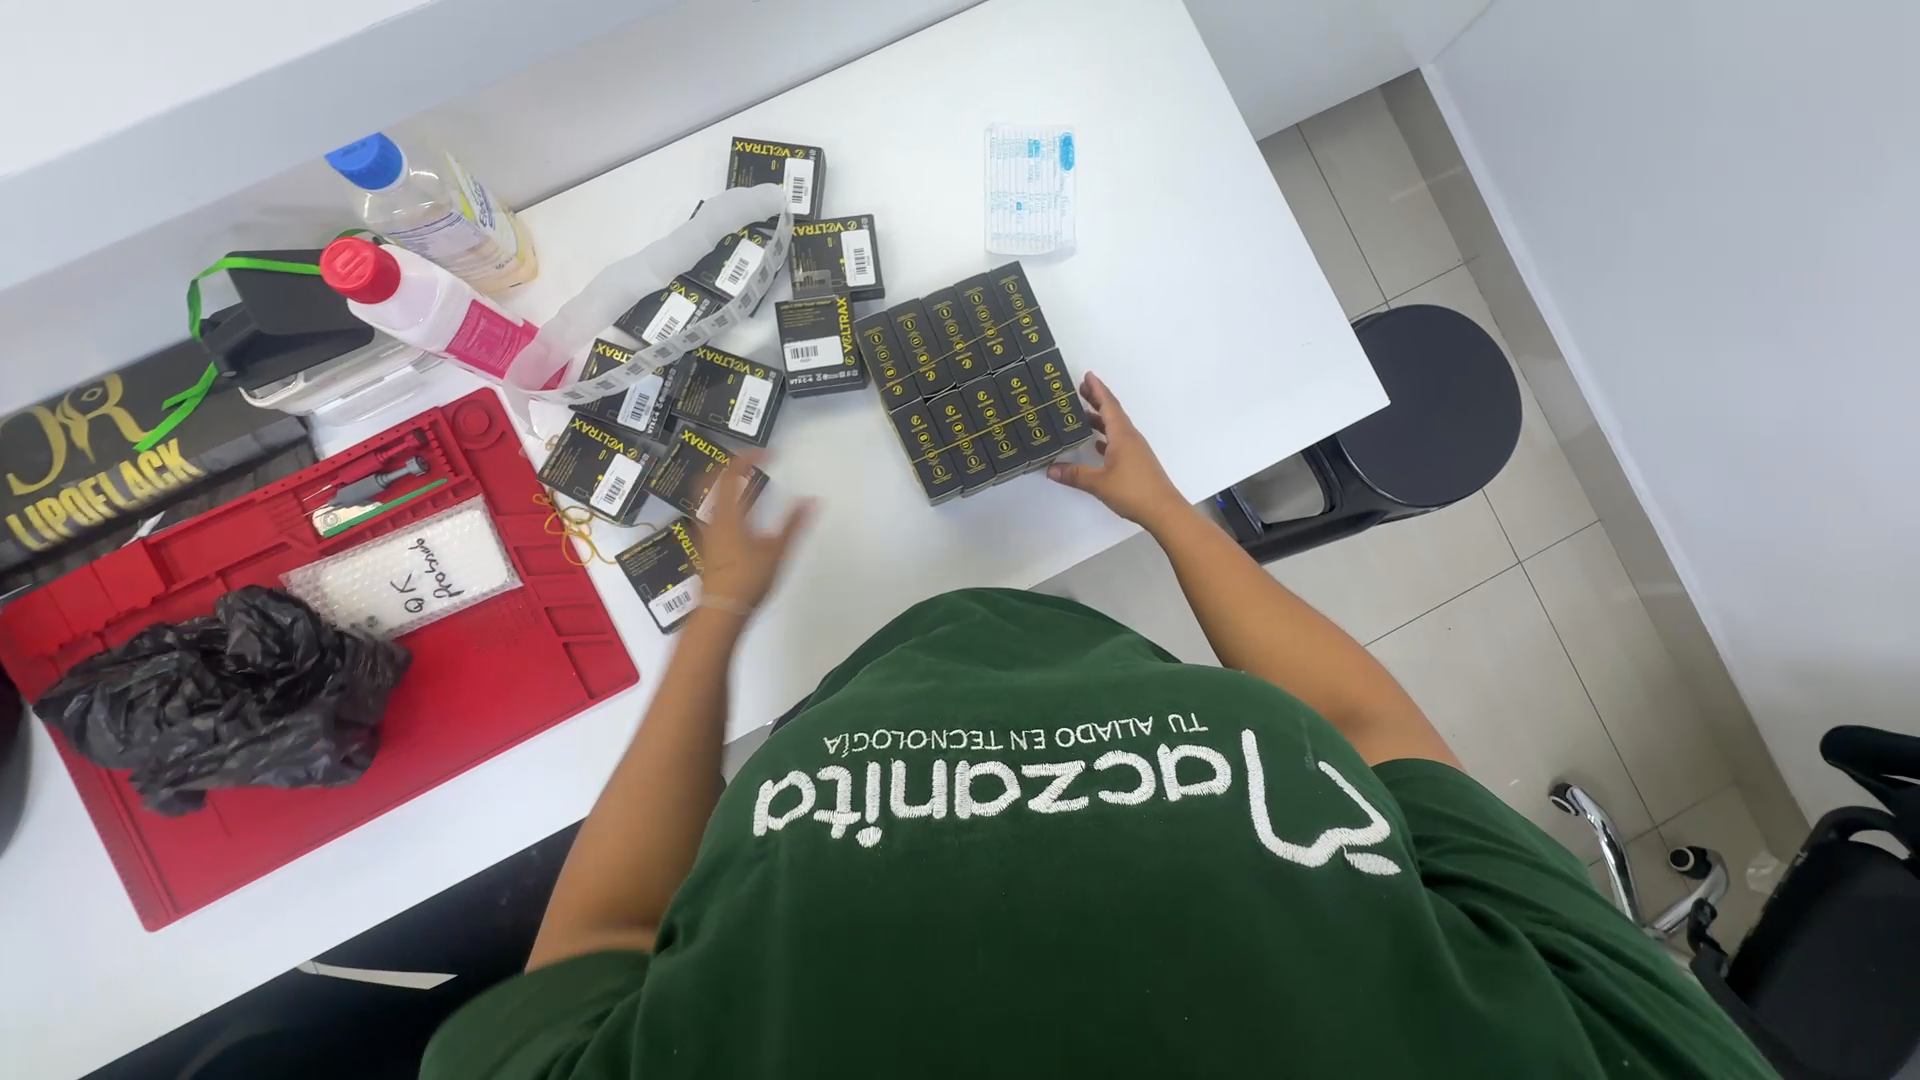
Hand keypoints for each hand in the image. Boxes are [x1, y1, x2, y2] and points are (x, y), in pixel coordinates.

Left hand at [698, 453, 812, 613]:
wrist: (722, 611)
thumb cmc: (748, 580)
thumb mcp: (777, 551)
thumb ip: (794, 523)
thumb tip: (812, 500)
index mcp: (727, 514)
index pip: (731, 472)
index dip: (749, 456)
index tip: (771, 453)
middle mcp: (711, 519)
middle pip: (711, 480)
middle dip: (730, 466)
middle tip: (751, 461)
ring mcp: (706, 533)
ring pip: (709, 497)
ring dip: (726, 484)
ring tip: (747, 484)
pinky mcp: (707, 546)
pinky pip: (712, 513)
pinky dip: (724, 503)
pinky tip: (740, 515)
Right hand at [1046, 372, 1188, 529]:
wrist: (1163, 510)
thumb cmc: (1133, 491)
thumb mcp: (1099, 483)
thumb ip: (1074, 475)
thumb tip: (1051, 469)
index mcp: (1122, 436)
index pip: (1108, 406)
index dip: (1097, 390)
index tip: (1087, 376)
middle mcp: (1130, 438)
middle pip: (1112, 412)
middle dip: (1097, 399)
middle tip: (1081, 389)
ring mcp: (1135, 450)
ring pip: (1115, 427)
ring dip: (1100, 419)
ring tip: (1083, 415)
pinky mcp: (1137, 461)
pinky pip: (1118, 441)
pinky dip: (1106, 437)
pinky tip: (1097, 445)